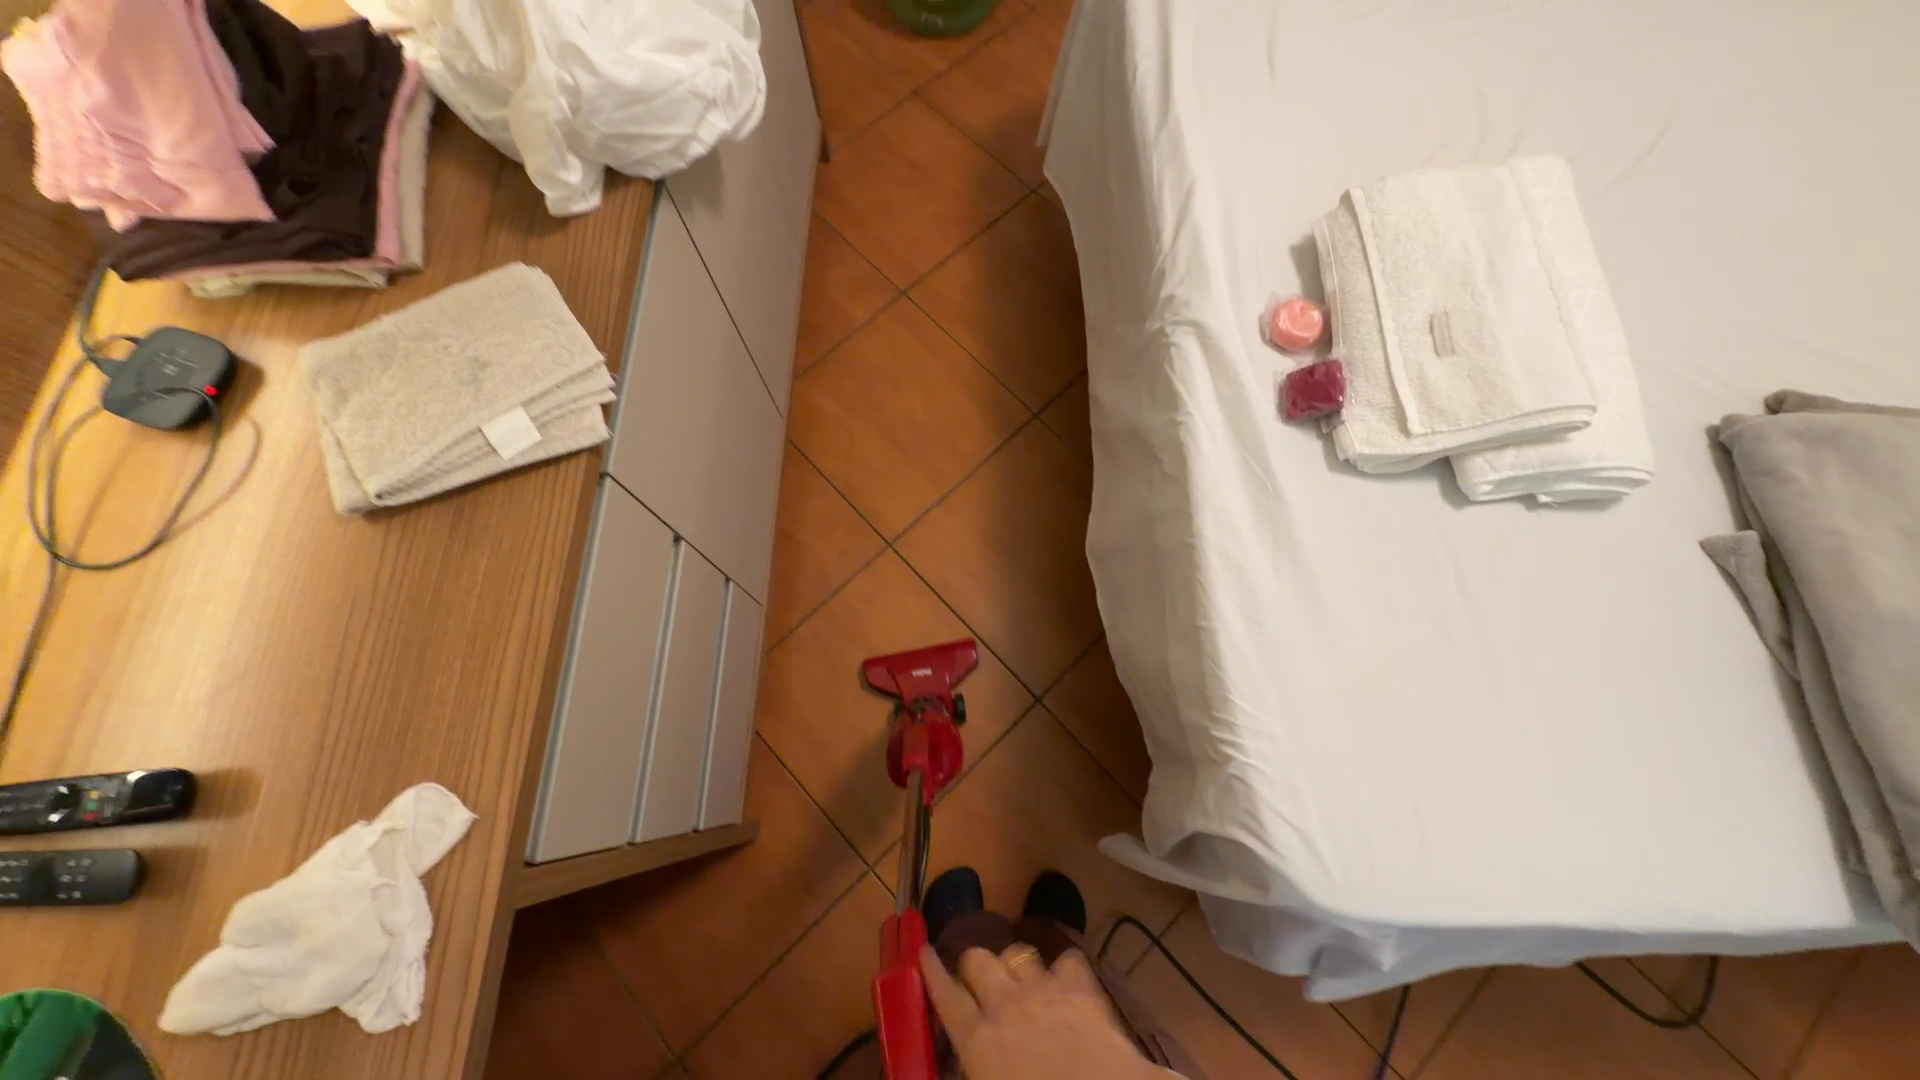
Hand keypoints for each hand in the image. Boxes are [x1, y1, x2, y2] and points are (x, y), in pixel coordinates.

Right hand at [919, 944, 1172, 1079]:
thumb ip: (975, 1066)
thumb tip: (971, 1061)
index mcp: (979, 1042)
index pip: (946, 997)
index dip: (931, 972)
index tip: (923, 952)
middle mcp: (1006, 1006)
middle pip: (978, 961)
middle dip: (972, 964)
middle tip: (975, 980)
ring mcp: (1045, 991)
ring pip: (1017, 953)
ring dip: (1012, 963)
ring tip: (1015, 976)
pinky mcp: (1082, 990)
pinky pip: (1066, 960)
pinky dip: (1062, 967)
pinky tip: (1063, 977)